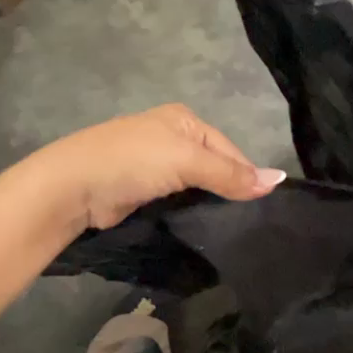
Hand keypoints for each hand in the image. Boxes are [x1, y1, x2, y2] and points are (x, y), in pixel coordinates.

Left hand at [27, 105, 285, 229]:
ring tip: (235, 231)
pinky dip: (189, 213)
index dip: (246, 175)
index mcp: (183, 120)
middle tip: (253, 224)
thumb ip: (229, 173)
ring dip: (210, 205)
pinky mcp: (142, 192)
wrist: (73, 186)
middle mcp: (171, 138)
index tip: (265, 207)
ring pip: (196, 187)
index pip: (229, 148)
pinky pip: (177, 202)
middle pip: (214, 167)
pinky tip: (204, 230)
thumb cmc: (132, 161)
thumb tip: (278, 181)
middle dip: (230, 191)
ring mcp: (154, 166)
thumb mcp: (186, 161)